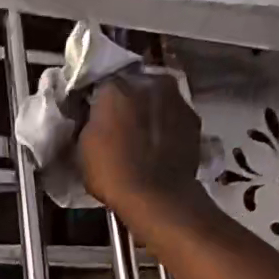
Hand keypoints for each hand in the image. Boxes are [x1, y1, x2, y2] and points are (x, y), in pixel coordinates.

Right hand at [75, 74, 205, 216]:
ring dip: (151, 110)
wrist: (157, 196)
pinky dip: (169, 125)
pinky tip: (162, 144)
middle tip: (123, 124)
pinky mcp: (194, 119)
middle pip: (134, 86)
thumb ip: (91, 122)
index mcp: (115, 85)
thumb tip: (96, 116)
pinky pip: (175, 116)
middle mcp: (148, 82)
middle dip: (128, 101)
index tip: (97, 116)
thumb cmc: (112, 173)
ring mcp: (176, 98)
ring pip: (158, 99)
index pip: (102, 84)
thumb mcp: (83, 146)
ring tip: (145, 136)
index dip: (99, 101)